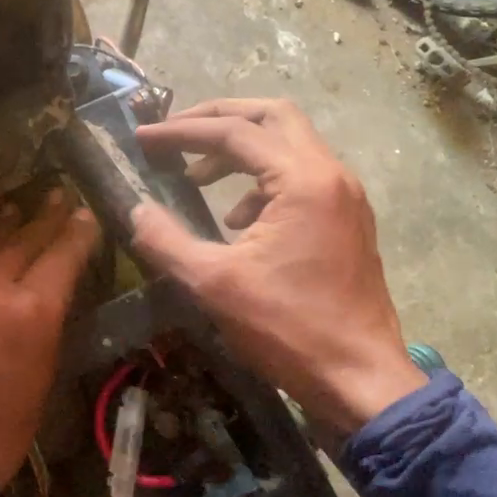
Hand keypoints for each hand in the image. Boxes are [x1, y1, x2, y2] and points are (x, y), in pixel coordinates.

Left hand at [0, 190, 100, 487]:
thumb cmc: (0, 425)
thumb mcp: (43, 370)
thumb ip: (47, 317)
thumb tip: (51, 282)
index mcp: (31, 310)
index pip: (62, 255)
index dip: (76, 232)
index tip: (84, 214)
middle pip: (22, 239)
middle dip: (43, 218)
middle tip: (57, 196)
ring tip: (11, 205)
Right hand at [130, 99, 424, 435]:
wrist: (361, 380)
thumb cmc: (288, 328)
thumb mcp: (213, 284)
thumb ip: (166, 240)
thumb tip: (135, 211)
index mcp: (303, 181)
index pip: (234, 132)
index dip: (181, 131)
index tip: (142, 139)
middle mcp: (331, 175)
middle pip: (272, 117)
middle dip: (218, 118)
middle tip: (175, 133)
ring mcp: (345, 197)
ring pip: (289, 144)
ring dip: (240, 150)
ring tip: (198, 178)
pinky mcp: (347, 219)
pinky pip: (301, 176)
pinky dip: (261, 181)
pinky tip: (236, 222)